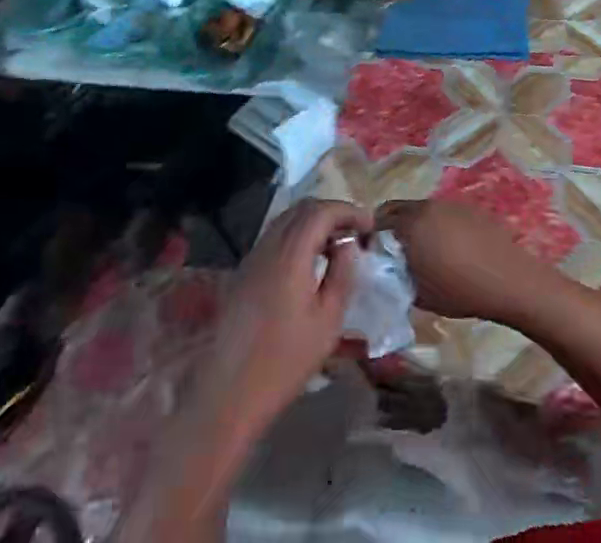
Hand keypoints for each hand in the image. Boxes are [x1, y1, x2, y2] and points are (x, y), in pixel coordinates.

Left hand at [201, 199, 371, 429]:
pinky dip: (298, 238)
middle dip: (333, 213)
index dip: (349, 211)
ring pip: (286, 221)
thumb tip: (348, 244)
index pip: (321, 211)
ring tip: (338, 247)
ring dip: (314, 224)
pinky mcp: (244, 271)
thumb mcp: (328, 320)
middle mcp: (267, 246)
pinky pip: (275, 238)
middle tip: (356, 233)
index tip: (371, 226)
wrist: (229, 390)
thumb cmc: (286, 360)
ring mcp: (252, 257)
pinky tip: (311, 263)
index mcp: (290, 254)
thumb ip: (342, 274)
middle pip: (302, 209)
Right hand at [377, 199, 553, 322]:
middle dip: (389, 226)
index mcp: (410, 223)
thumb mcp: (418, 293)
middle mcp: (427, 206)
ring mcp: (450, 204)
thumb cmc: (460, 290)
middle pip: (396, 208)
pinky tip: (448, 247)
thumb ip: (396, 276)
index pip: (377, 221)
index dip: (370, 237)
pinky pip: (442, 213)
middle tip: (392, 252)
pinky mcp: (469, 209)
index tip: (372, 255)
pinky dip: (436, 225)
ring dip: (413, 224)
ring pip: (420, 209)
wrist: (510, 281)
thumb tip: (388, 269)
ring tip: (423, 250)